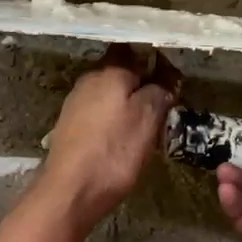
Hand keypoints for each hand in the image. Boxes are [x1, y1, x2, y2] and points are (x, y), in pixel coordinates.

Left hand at [36, 45, 179, 224]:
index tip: (173, 81)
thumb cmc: (113, 152)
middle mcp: (90, 78)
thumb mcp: (147, 120)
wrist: (69, 191)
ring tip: (146, 124)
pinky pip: (99, 110)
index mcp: (110, 70)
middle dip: (142, 84)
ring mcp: (76, 100)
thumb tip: (165, 80)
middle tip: (164, 105)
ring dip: (128, 102)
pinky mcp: (70, 123)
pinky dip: (113, 117)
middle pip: (122, 71)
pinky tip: (122, 137)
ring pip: (110, 91)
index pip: (136, 51)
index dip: (156, 62)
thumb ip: (158, 92)